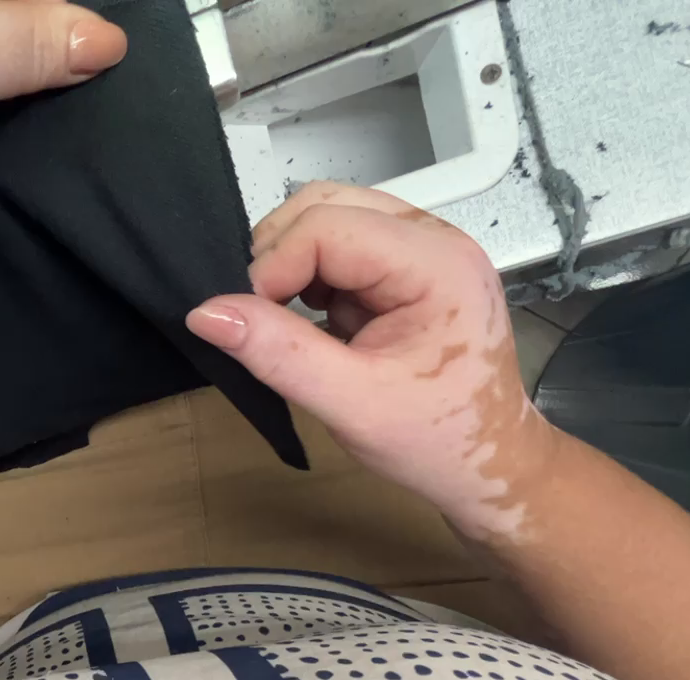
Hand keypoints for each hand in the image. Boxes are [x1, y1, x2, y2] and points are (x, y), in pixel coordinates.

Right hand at [185, 183, 559, 541]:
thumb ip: (277, 354)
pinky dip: (308, 282)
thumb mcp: (348, 403)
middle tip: (263, 321)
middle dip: (277, 257)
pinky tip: (319, 326)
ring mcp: (419, 251)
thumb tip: (205, 314)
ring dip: (292, 269)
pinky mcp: (403, 271)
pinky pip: (337, 251)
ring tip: (294, 328)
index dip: (273, 268)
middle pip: (326, 205)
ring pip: (327, 221)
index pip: (327, 226)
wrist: (484, 465)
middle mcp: (432, 240)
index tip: (252, 327)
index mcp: (435, 265)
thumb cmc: (432, 440)